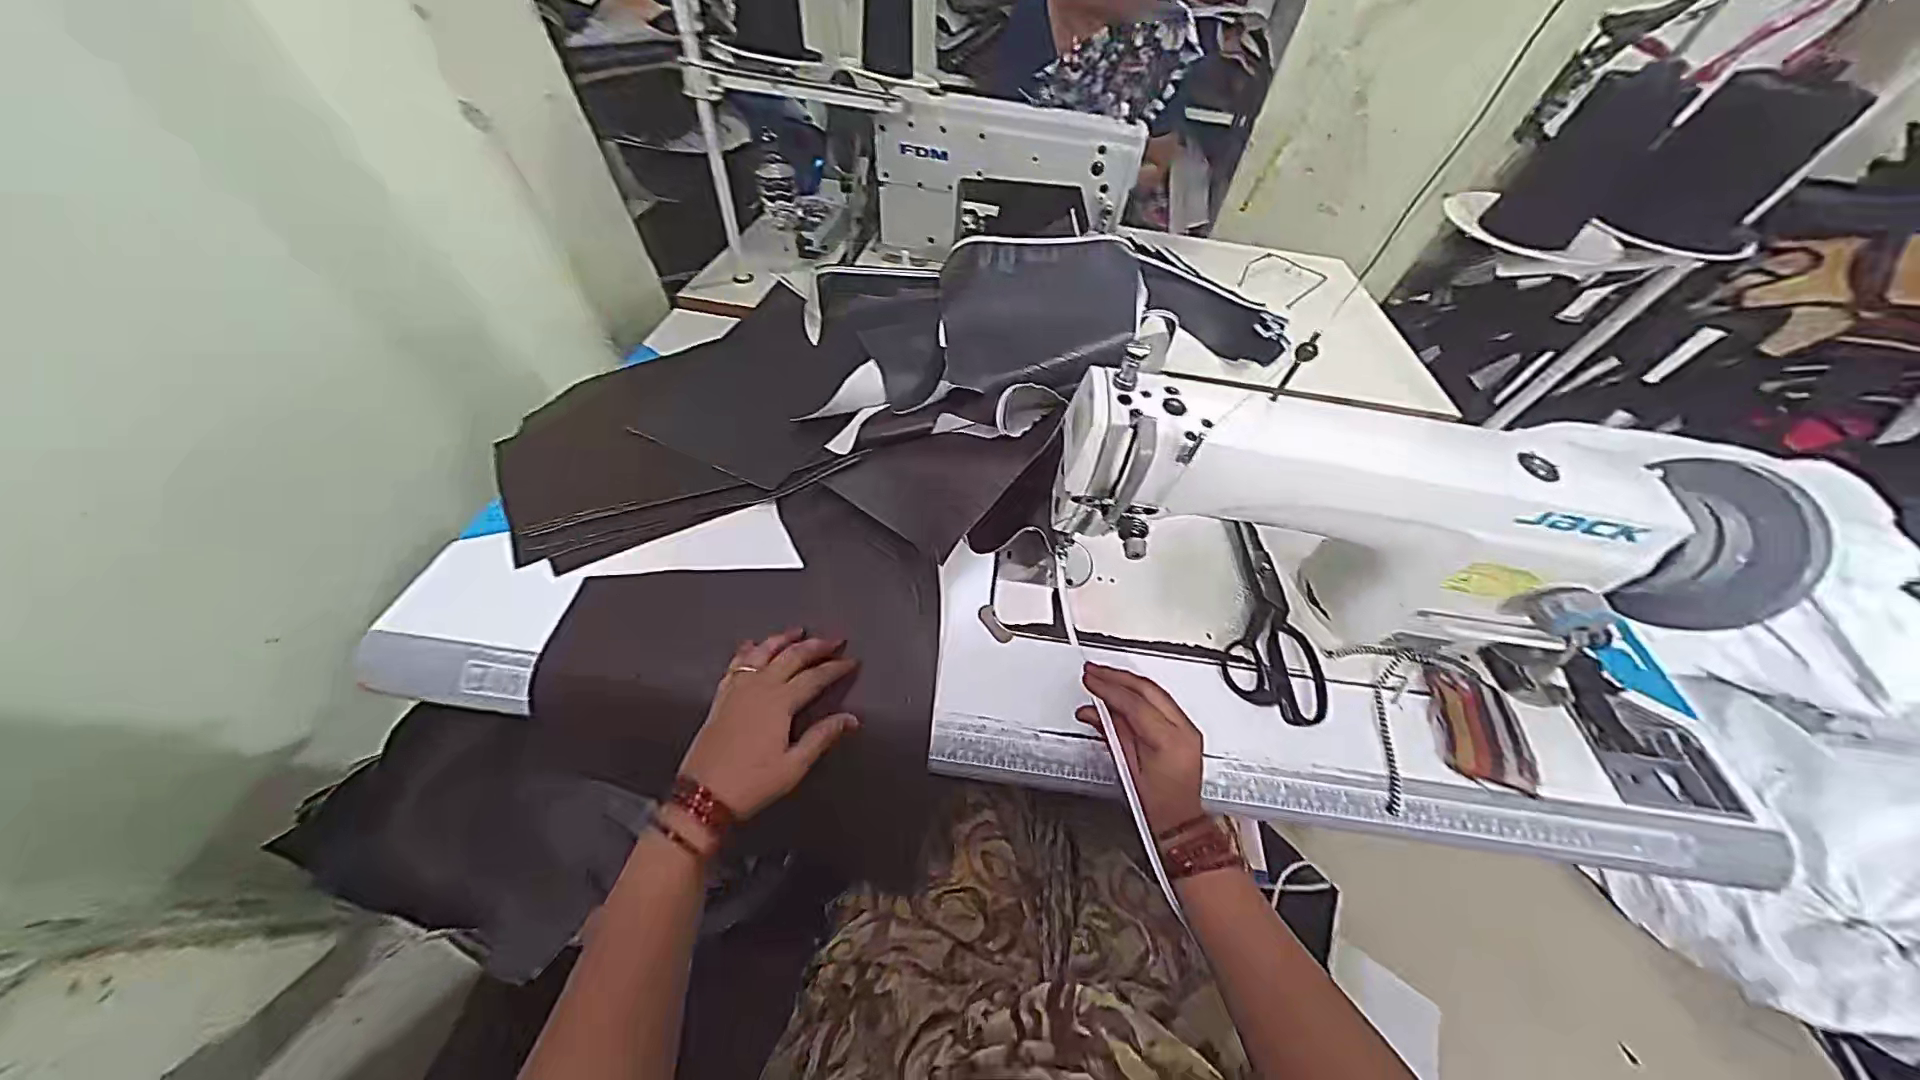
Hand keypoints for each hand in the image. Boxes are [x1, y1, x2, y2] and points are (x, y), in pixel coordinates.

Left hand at [678, 629, 860, 823]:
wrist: (702, 795)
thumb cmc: (752, 783)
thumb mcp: (794, 765)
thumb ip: (822, 737)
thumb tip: (851, 719)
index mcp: (780, 702)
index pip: (815, 677)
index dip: (835, 667)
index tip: (852, 661)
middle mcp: (759, 688)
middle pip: (791, 656)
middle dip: (816, 646)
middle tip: (834, 640)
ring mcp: (737, 689)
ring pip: (763, 653)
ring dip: (782, 639)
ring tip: (798, 631)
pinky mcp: (721, 697)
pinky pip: (737, 664)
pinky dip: (748, 651)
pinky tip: (752, 645)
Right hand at [1076, 663, 1204, 832]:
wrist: (1179, 820)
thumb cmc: (1156, 804)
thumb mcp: (1127, 767)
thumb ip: (1112, 732)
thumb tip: (1096, 710)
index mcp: (1169, 741)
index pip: (1134, 703)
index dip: (1109, 688)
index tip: (1091, 680)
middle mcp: (1184, 730)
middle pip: (1147, 689)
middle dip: (1117, 677)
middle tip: (1094, 671)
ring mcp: (1188, 727)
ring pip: (1155, 690)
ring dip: (1127, 680)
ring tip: (1104, 676)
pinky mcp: (1186, 727)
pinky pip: (1161, 699)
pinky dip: (1139, 691)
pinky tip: (1124, 688)